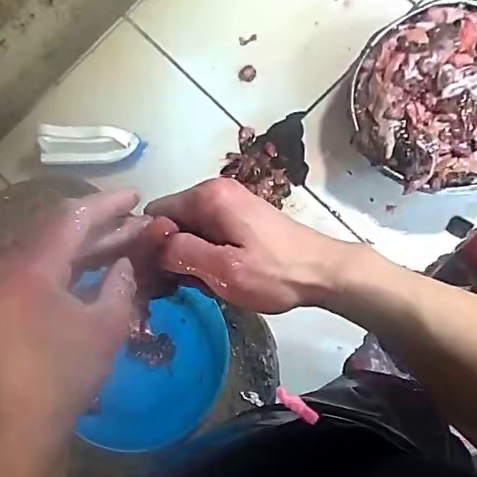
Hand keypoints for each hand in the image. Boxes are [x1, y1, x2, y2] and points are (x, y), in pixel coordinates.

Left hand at [0, 190, 171, 449]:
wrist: (32, 415)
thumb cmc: (72, 370)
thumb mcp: (108, 322)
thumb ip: (120, 280)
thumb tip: (125, 260)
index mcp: (30, 268)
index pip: (70, 220)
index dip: (107, 206)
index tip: (136, 197)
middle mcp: (6, 265)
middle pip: (57, 228)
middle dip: (100, 224)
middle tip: (137, 220)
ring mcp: (0, 280)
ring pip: (49, 246)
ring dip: (87, 242)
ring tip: (126, 238)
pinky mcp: (4, 296)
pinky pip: (40, 264)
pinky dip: (70, 261)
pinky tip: (100, 260)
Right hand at [145, 178, 361, 312]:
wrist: (326, 273)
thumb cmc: (277, 274)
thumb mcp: (225, 270)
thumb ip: (182, 254)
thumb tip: (150, 244)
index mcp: (208, 196)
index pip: (155, 214)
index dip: (150, 245)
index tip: (157, 275)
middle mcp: (216, 191)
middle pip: (172, 222)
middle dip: (172, 254)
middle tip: (185, 285)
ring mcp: (231, 204)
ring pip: (190, 232)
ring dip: (192, 259)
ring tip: (209, 284)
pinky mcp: (242, 220)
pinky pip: (209, 236)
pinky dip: (209, 257)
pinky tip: (221, 278)